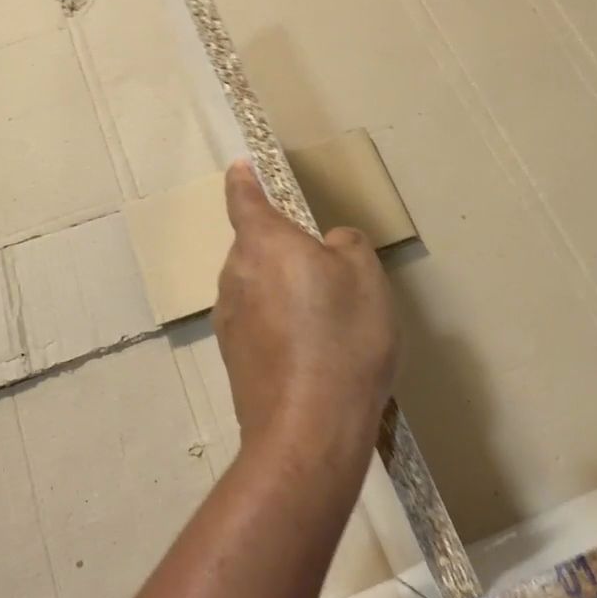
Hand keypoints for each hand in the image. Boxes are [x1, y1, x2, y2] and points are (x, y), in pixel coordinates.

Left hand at [213, 159, 398, 452]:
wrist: (309, 429)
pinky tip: (314, 352)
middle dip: (283, 249)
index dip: (244, 180)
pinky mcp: (235, 360)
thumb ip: (347, 245)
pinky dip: (281, 326)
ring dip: (283, 290)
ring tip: (327, 319)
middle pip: (255, 248)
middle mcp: (235, 277)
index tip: (242, 167)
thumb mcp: (366, 277)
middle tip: (327, 269)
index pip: (244, 199)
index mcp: (263, 244)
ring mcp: (230, 321)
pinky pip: (260, 324)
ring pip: (257, 288)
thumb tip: (329, 245)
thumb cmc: (342, 339)